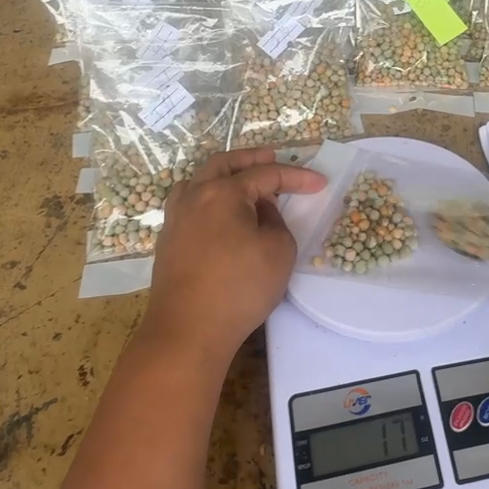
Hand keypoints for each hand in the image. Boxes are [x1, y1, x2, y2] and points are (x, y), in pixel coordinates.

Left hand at [143, 148, 325, 360]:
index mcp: (223, 192)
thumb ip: (275, 221)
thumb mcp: (278, 251)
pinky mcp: (169, 242)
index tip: (320, 182)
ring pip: (198, 180)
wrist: (187, 331)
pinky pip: (189, 203)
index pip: (265, 174)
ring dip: (223, 174)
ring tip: (242, 180)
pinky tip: (219, 211)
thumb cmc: (239, 288)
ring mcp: (176, 219)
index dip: (296, 176)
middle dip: (251, 158)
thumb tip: (260, 209)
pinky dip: (208, 196)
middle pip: (223, 164)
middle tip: (272, 156)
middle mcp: (194, 196)